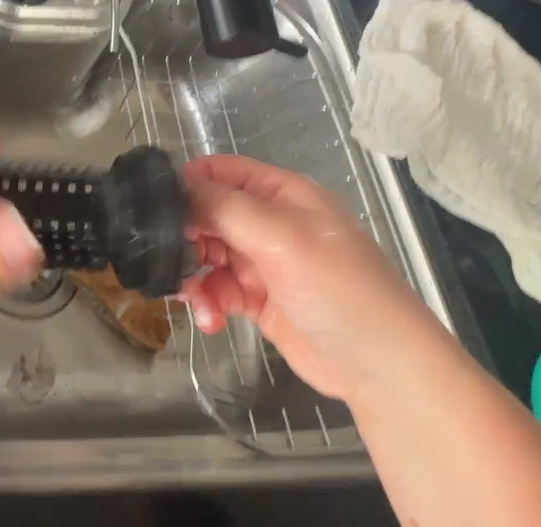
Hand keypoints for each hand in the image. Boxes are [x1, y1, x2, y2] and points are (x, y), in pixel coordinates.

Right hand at [177, 155, 448, 403]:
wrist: (384, 369)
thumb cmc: (339, 289)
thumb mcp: (281, 238)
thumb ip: (224, 208)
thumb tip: (175, 190)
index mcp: (280, 194)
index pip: (219, 171)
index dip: (186, 184)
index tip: (156, 208)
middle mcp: (269, 222)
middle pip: (206, 214)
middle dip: (184, 237)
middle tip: (168, 259)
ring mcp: (263, 262)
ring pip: (206, 256)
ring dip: (192, 276)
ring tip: (192, 300)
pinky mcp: (258, 300)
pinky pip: (217, 291)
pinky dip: (208, 303)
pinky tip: (211, 321)